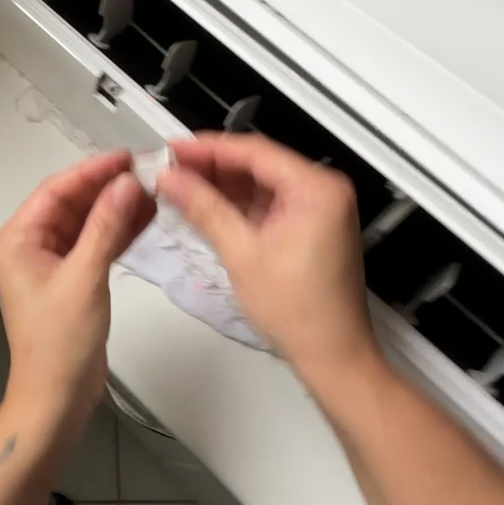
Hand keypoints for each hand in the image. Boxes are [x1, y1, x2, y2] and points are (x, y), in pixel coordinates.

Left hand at [0, 150, 154, 419]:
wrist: (57, 397)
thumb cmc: (59, 343)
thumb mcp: (84, 278)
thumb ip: (106, 227)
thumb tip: (127, 184)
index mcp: (18, 240)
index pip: (56, 190)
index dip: (92, 170)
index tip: (127, 157)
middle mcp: (31, 245)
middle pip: (72, 202)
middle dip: (108, 187)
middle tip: (146, 171)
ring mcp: (52, 261)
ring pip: (88, 221)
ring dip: (117, 208)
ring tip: (153, 191)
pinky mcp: (73, 277)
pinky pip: (96, 243)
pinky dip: (119, 232)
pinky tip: (146, 217)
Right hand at [157, 133, 376, 378]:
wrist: (332, 356)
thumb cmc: (300, 312)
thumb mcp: (241, 253)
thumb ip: (204, 208)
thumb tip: (172, 180)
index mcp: (317, 190)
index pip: (254, 152)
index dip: (209, 148)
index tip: (174, 149)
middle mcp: (324, 191)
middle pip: (257, 164)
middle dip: (211, 167)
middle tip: (170, 168)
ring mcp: (318, 209)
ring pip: (259, 183)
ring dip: (220, 185)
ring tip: (180, 186)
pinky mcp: (309, 226)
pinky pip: (266, 203)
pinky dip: (236, 204)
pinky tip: (204, 205)